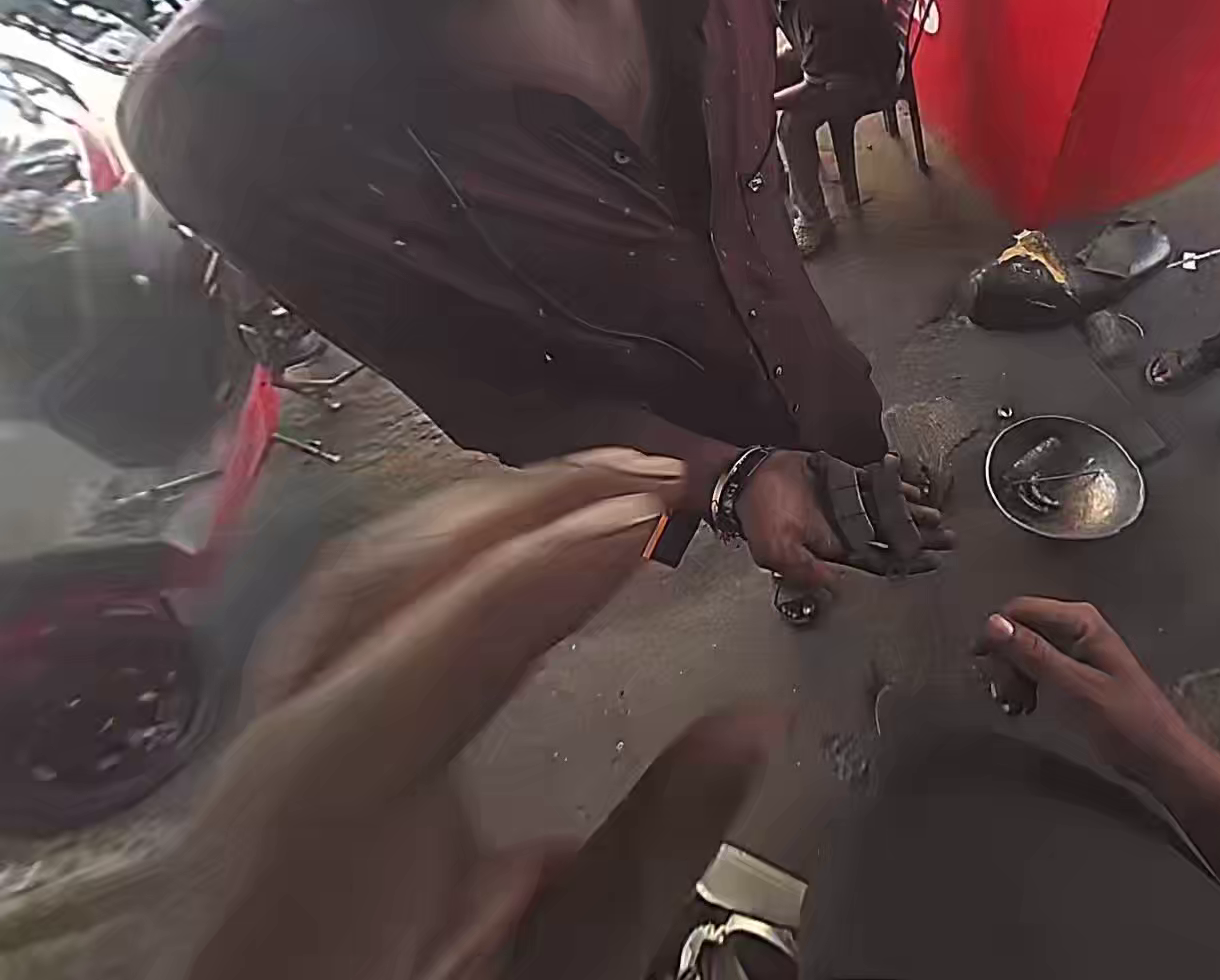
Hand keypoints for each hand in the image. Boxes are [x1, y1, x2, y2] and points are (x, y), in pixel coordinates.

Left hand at [178, 457, 782, 979]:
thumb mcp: (557, 958)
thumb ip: (655, 845)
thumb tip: (758, 723)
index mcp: (328, 823)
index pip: (447, 643)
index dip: (559, 559)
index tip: (655, 509)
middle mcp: (280, 754)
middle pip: (389, 573)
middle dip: (532, 500)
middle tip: (644, 471)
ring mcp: (277, 728)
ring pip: (375, 569)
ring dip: (500, 505)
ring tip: (603, 481)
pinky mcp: (305, 720)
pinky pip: (382, 592)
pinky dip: (470, 539)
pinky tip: (532, 532)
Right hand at [737, 450, 950, 589]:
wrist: (749, 480)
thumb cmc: (760, 519)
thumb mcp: (777, 551)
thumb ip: (806, 569)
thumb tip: (836, 587)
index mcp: (837, 548)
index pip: (880, 560)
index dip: (907, 563)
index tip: (932, 563)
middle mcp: (849, 527)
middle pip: (893, 535)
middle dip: (921, 539)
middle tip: (949, 540)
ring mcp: (850, 502)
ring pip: (890, 510)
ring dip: (913, 513)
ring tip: (938, 516)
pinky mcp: (846, 478)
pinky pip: (876, 482)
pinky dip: (895, 485)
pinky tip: (914, 489)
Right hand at [976, 597, 1196, 780]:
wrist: (1161, 759)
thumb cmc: (1128, 724)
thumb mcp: (1076, 689)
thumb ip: (1034, 654)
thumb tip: (994, 624)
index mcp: (1080, 621)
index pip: (1019, 610)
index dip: (996, 635)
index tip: (983, 666)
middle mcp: (1076, 626)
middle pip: (1018, 628)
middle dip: (1005, 660)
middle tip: (1007, 694)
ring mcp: (1074, 647)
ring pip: (1022, 649)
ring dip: (1012, 675)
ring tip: (1017, 704)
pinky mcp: (1072, 668)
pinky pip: (1034, 665)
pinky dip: (1023, 684)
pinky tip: (1025, 704)